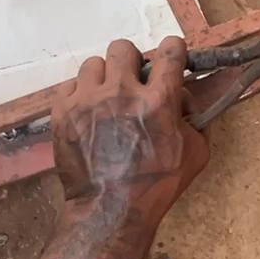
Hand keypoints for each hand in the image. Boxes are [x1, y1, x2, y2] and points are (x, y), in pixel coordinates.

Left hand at [50, 36, 209, 248]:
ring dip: (103, 78)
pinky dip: (80, 95)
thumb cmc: (157, 185)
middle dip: (132, 62)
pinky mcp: (63, 112)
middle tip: (132, 82)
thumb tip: (183, 98)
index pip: (170, 50)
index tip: (171, 57)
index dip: (173, 50)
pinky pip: (70, 84)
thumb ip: (195, 118)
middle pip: (124, 48)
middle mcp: (122, 93)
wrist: (111, 210)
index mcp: (159, 100)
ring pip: (94, 63)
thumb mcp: (196, 153)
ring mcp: (89, 100)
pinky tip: (87, 113)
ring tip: (105, 99)